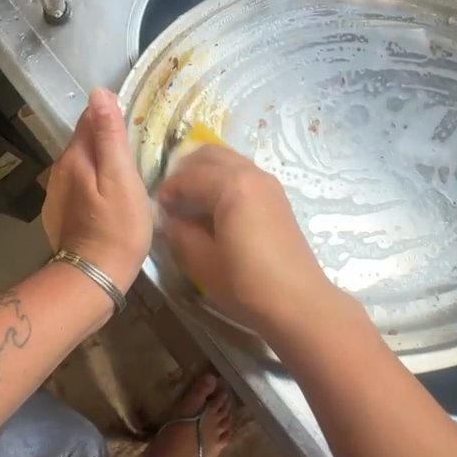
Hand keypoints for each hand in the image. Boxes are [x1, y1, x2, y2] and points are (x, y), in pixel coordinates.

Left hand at [43, 89, 150, 292]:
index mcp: (75, 156)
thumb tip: (98, 93)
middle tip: (135, 156)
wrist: (93, 278)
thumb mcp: (122, 177)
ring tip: (125, 179)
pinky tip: (108, 201)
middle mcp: (59, 169)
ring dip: (100, 165)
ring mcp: (56, 193)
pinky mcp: (59, 213)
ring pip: (82, 164)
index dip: (112, 118)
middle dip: (107, 142)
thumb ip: (110, 134)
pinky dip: (93, 185)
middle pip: (85, 141)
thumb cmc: (117, 227)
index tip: (134, 130)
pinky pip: (78, 186)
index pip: (90, 118)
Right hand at [156, 145, 354, 342]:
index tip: (157, 207)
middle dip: (186, 170)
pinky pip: (243, 171)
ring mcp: (267, 181)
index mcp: (232, 185)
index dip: (169, 189)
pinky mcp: (276, 194)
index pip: (189, 176)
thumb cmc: (247, 284)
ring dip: (206, 171)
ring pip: (228, 159)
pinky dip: (224, 177)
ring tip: (192, 200)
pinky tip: (216, 205)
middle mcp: (251, 173)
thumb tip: (170, 218)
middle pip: (210, 155)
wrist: (299, 302)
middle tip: (173, 197)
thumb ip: (181, 233)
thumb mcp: (203, 262)